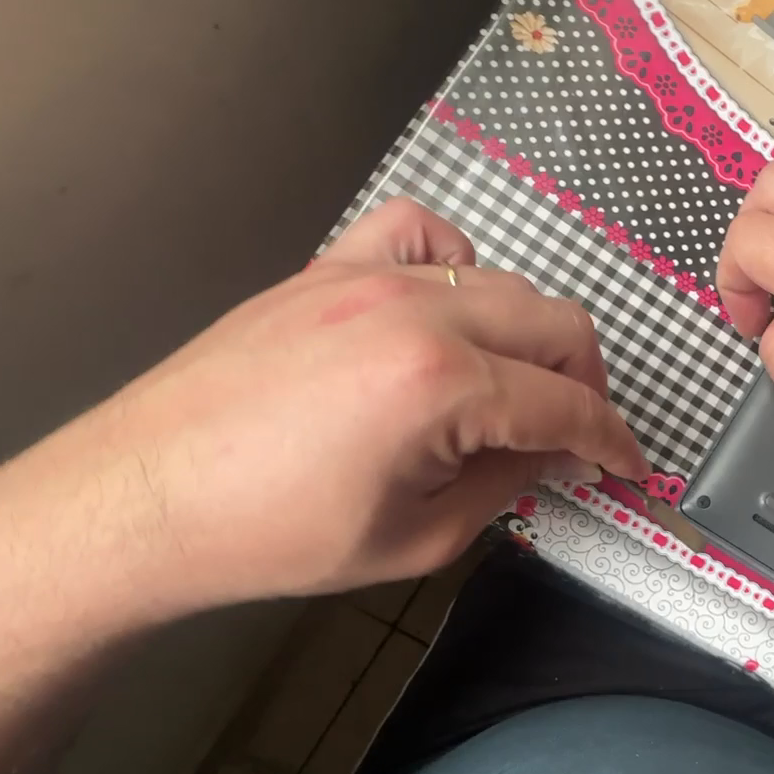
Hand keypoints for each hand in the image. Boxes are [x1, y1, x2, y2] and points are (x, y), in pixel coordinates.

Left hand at [35, 198, 647, 610]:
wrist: (144, 503)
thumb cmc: (280, 536)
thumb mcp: (426, 536)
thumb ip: (511, 482)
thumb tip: (559, 453)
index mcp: (443, 385)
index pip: (571, 407)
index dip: (614, 444)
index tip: (630, 469)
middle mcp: (417, 312)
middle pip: (560, 326)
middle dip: (590, 387)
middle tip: (580, 437)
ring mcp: (370, 278)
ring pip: (508, 283)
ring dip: (537, 340)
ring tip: (521, 390)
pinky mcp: (330, 270)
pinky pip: (424, 236)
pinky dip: (462, 270)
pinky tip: (453, 315)